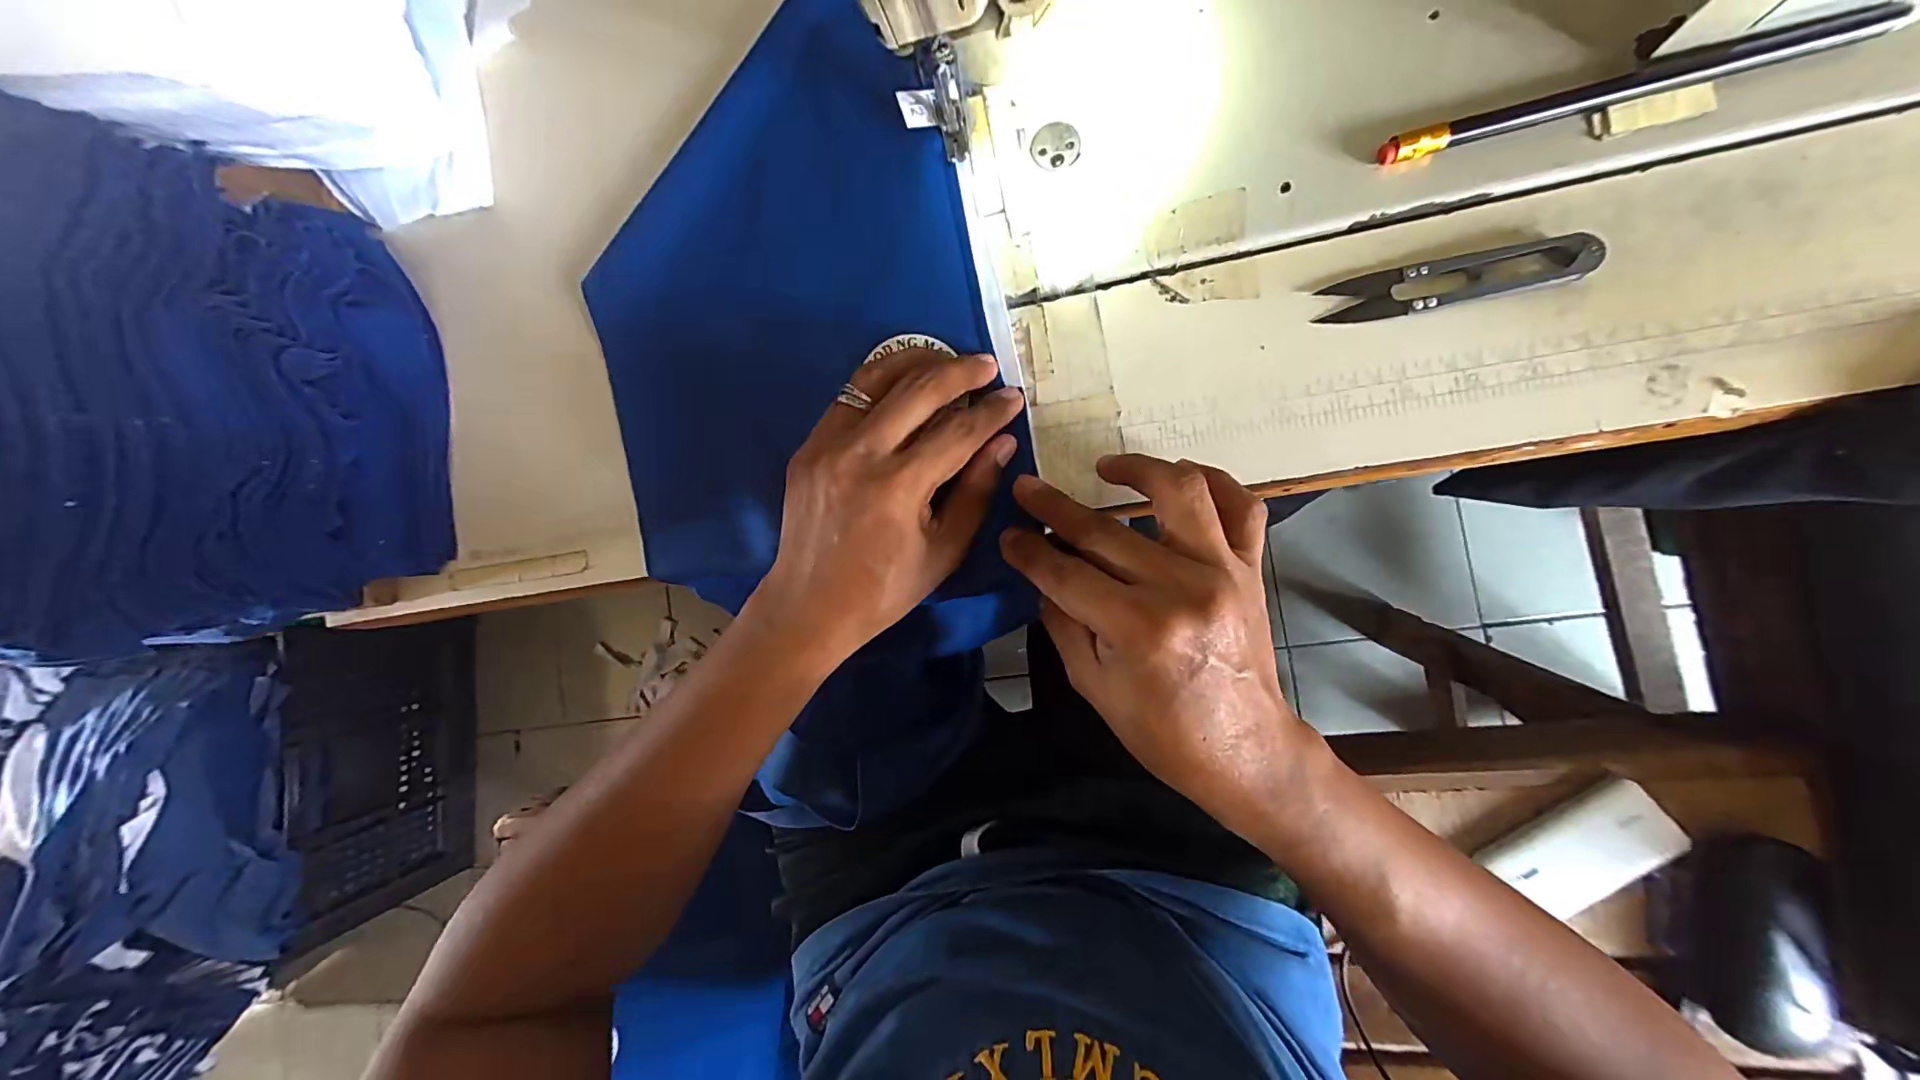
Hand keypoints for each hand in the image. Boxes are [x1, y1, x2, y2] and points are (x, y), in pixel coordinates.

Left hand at [749, 349, 1023, 666]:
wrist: (809, 606)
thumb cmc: (885, 590)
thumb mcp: (944, 551)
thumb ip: (976, 492)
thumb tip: (1001, 442)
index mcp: (898, 487)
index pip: (958, 431)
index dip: (991, 412)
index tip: (1013, 397)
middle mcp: (860, 454)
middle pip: (918, 389)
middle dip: (960, 371)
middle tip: (987, 366)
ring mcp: (826, 445)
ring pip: (875, 379)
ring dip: (915, 361)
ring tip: (945, 359)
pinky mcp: (807, 447)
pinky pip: (848, 398)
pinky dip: (880, 384)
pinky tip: (902, 385)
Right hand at [998, 455, 1312, 833]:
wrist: (1244, 750)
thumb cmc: (1161, 730)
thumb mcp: (1092, 685)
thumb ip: (1062, 620)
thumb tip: (1042, 571)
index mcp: (1138, 628)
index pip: (1066, 574)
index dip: (1029, 551)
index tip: (1008, 532)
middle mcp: (1182, 588)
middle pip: (1105, 532)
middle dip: (1055, 507)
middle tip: (1028, 490)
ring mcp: (1224, 572)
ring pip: (1180, 492)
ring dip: (1138, 468)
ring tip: (1106, 467)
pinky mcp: (1250, 569)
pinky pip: (1240, 506)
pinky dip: (1213, 481)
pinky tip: (1181, 477)